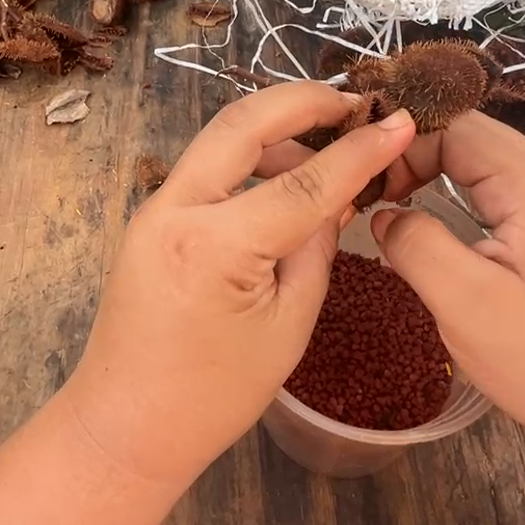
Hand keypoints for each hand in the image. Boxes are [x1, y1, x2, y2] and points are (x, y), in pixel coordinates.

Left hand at [62, 81, 416, 485]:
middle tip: (352, 103)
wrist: (126, 424)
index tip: (398, 121)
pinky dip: (248, 156)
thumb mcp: (287, 326)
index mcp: (215, 246)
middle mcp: (175, 209)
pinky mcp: (152, 215)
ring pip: (220, 137)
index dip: (358, 151)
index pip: (302, 182)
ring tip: (326, 144)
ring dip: (274, 128)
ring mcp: (155, 207)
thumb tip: (339, 195)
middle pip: (242, 123)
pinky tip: (283, 172)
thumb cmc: (213, 396)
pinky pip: (206, 167)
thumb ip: (315, 248)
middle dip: (301, 100)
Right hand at [369, 111, 524, 450]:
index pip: (453, 129)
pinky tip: (439, 212)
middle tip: (376, 191)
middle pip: (469, 132)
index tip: (371, 192)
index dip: (404, 149)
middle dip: (415, 151)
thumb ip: (415, 244)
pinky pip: (500, 180)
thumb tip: (383, 214)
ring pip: (484, 154)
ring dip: (436, 165)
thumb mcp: (464, 303)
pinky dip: (460, 184)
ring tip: (396, 195)